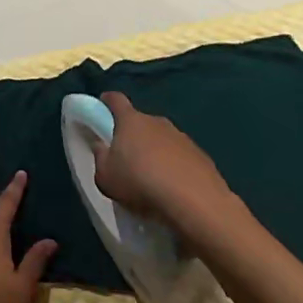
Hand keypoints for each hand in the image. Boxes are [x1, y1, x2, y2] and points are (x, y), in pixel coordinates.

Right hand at [91, 92, 229, 226]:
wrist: (194, 203)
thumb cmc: (140, 183)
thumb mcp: (105, 177)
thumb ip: (100, 158)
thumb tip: (101, 146)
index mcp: (131, 121)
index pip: (115, 99)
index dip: (107, 102)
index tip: (101, 110)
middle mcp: (157, 122)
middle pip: (140, 122)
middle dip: (132, 135)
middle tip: (125, 158)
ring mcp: (182, 137)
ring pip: (162, 139)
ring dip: (156, 152)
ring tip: (151, 179)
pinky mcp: (201, 156)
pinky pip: (181, 157)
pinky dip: (175, 167)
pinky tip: (173, 189)